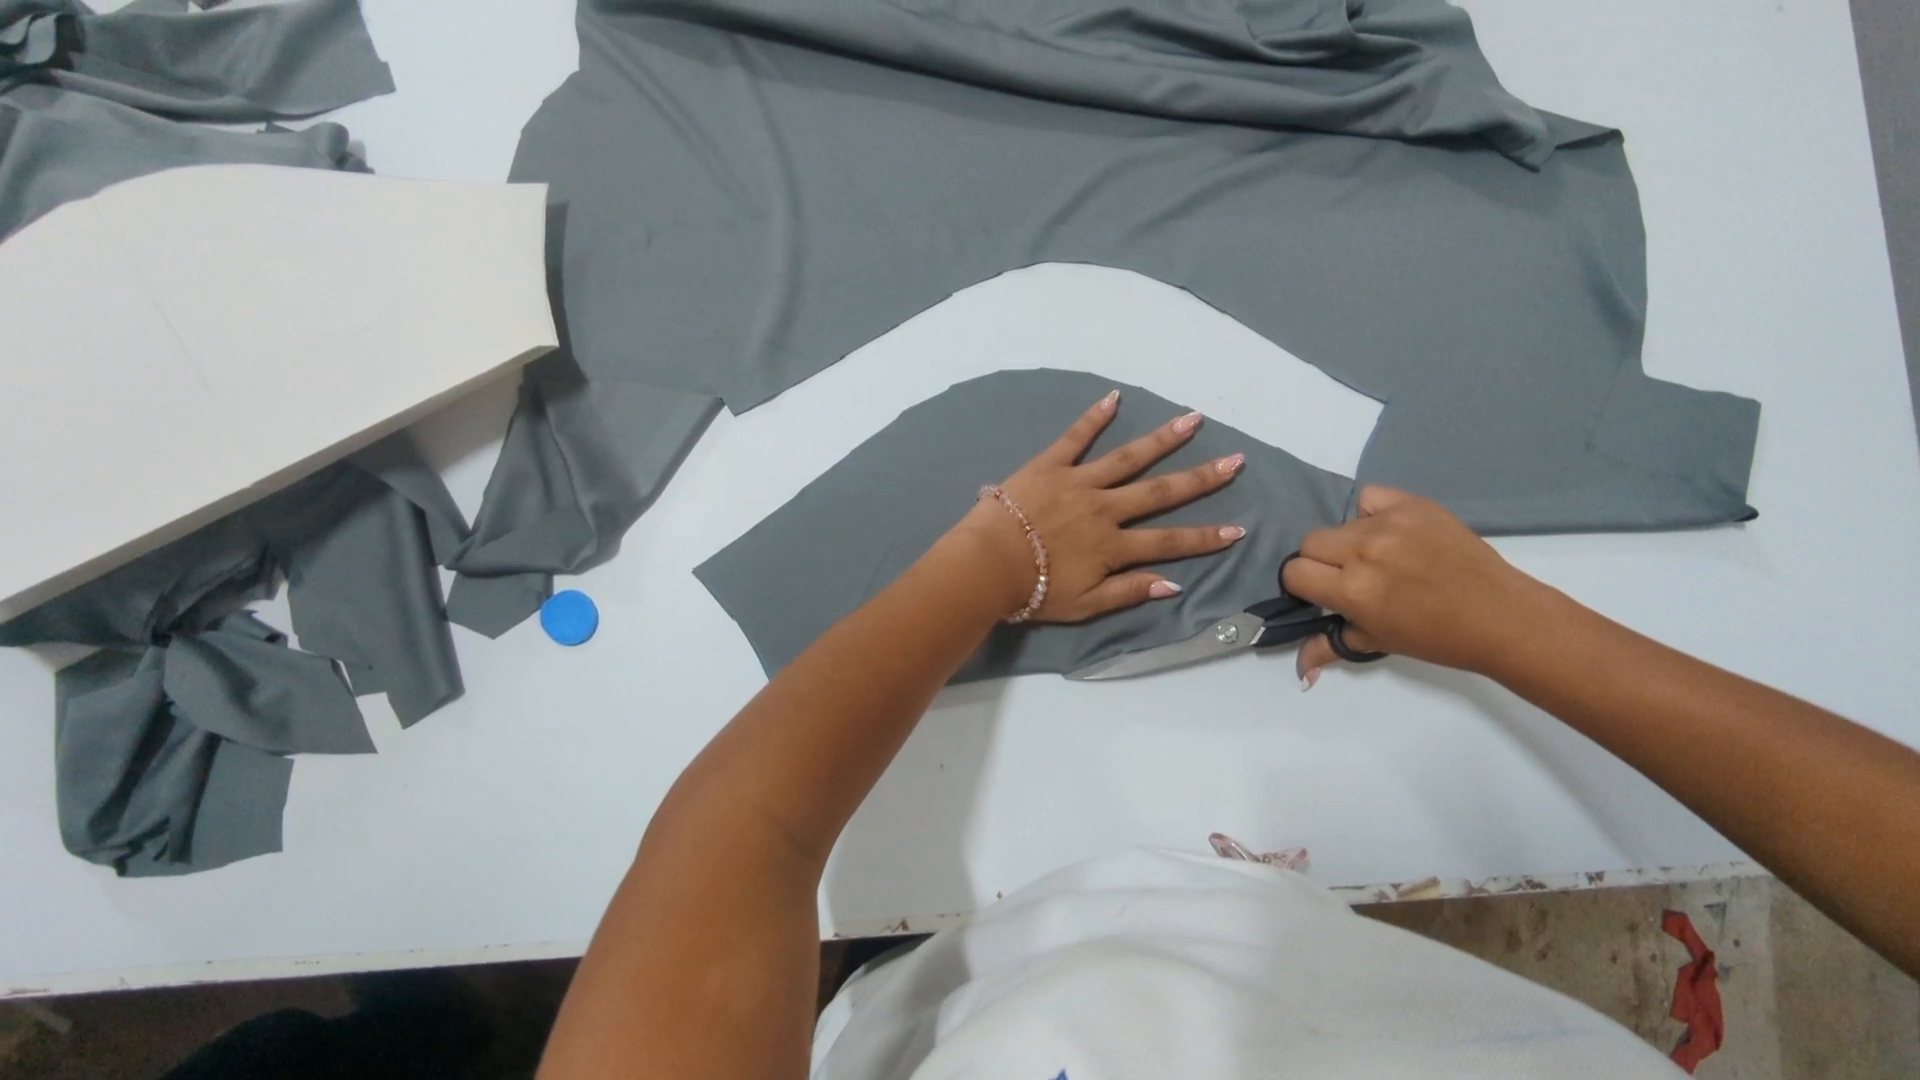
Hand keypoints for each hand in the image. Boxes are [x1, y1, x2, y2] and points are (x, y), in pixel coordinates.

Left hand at [953, 389, 1247, 622]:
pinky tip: (1114, 397)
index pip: (1168, 541)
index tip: (1237, 529)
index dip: (1204, 537)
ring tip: (1193, 419)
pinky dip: (1095, 417)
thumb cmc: (1032, 591)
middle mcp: (1105, 509)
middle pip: (1160, 492)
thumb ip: (1128, 592)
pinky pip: (1076, 437)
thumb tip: (1174, 584)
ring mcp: (1079, 482)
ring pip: (1128, 458)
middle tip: (1234, 460)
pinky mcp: (1050, 465)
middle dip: (1200, 478)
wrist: (986, 565)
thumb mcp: (1084, 605)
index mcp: (1113, 546)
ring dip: (1163, 439)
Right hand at [1282, 486, 1560, 685]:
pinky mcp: (1413, 505)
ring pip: (1341, 524)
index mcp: (1352, 590)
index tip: (1323, 593)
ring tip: (1378, 557)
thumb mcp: (1377, 643)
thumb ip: (1328, 647)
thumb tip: (1299, 670)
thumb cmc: (1436, 637)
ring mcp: (1390, 525)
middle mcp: (1364, 552)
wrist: (1500, 616)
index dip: (1303, 585)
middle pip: (1311, 542)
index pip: (1295, 572)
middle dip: (1321, 561)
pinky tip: (1390, 531)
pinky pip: (1371, 497)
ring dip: (1349, 541)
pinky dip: (1372, 512)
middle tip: (1348, 576)